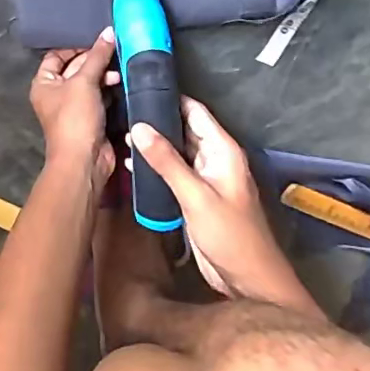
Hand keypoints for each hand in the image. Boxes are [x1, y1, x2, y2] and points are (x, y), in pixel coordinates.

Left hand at [28, 27, 118, 182]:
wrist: (84, 160)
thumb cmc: (75, 118)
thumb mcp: (84, 82)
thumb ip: (97, 56)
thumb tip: (109, 32)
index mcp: (44, 83)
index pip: (57, 55)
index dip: (75, 47)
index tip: (97, 40)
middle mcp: (56, 93)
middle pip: (76, 67)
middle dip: (94, 60)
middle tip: (115, 51)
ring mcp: (73, 107)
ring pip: (90, 82)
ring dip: (104, 75)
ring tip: (120, 71)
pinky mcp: (90, 118)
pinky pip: (100, 97)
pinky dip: (109, 89)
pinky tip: (122, 83)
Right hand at [129, 98, 320, 316]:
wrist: (248, 282)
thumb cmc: (231, 235)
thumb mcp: (195, 195)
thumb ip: (167, 161)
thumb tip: (139, 127)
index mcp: (222, 150)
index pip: (194, 111)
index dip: (169, 97)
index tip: (138, 88)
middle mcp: (214, 158)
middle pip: (183, 129)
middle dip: (156, 120)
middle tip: (122, 111)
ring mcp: (205, 178)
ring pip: (176, 151)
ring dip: (153, 145)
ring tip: (120, 134)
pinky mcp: (195, 196)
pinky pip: (173, 173)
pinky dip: (155, 166)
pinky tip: (132, 164)